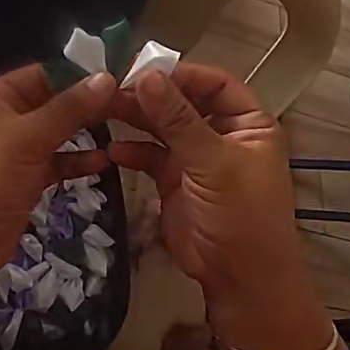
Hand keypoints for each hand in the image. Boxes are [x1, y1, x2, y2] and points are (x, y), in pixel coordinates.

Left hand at [0, 64, 115, 278]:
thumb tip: (106, 77)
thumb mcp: (27, 137)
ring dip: (85, 131)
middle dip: (87, 103)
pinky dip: (76, 161)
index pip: (43, 73)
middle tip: (129, 103)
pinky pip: (56, 163)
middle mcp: (6, 118)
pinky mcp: (25, 180)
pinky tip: (104, 161)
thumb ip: (68, 108)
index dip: (77, 73)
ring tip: (125, 127)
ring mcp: (16, 151)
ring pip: (57, 133)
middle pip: (53, 102)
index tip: (117, 75)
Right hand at [110, 65, 330, 349]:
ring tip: (102, 110)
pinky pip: (149, 155)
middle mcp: (221, 133)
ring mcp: (196, 156)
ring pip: (161, 126)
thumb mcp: (212, 162)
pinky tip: (111, 151)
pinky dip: (131, 151)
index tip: (142, 69)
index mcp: (247, 122)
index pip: (213, 83)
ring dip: (135, 118)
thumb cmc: (241, 214)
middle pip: (182, 102)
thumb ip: (177, 118)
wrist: (239, 280)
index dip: (180, 74)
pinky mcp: (174, 178)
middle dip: (150, 96)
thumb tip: (146, 76)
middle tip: (111, 89)